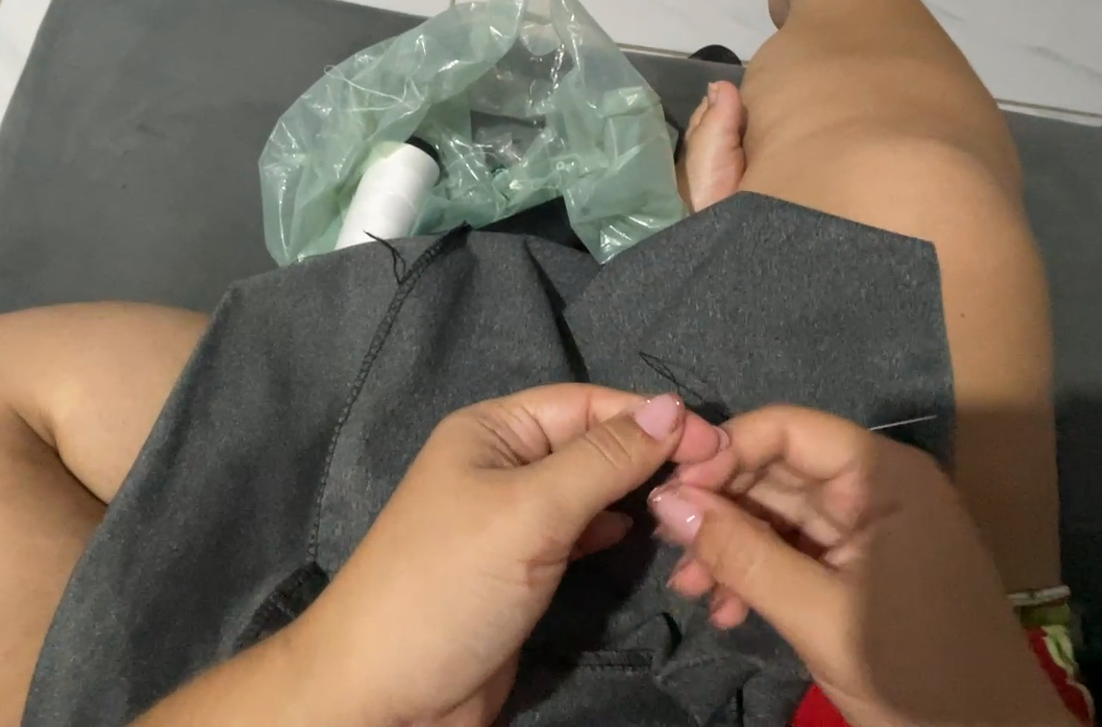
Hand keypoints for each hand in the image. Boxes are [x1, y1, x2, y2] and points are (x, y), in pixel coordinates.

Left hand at [295, 385, 725, 725]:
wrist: (384, 695)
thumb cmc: (452, 582)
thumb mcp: (530, 511)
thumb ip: (602, 459)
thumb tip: (673, 406)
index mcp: (493, 428)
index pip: (584, 404)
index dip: (649, 417)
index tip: (716, 440)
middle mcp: (502, 461)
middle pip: (589, 442)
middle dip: (647, 454)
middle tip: (717, 475)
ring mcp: (511, 514)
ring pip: (588, 488)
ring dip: (636, 491)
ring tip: (693, 500)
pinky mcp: (522, 563)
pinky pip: (578, 529)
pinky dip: (611, 526)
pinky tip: (642, 529)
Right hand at [648, 406, 1071, 726]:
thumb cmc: (923, 680)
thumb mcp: (822, 616)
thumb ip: (741, 554)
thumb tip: (663, 501)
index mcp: (882, 476)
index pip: (787, 429)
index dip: (725, 450)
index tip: (674, 492)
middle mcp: (871, 486)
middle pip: (773, 468)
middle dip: (718, 506)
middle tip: (670, 544)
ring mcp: (863, 525)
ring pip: (772, 509)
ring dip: (727, 543)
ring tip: (689, 587)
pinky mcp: (853, 562)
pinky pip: (786, 546)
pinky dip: (751, 569)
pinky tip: (722, 606)